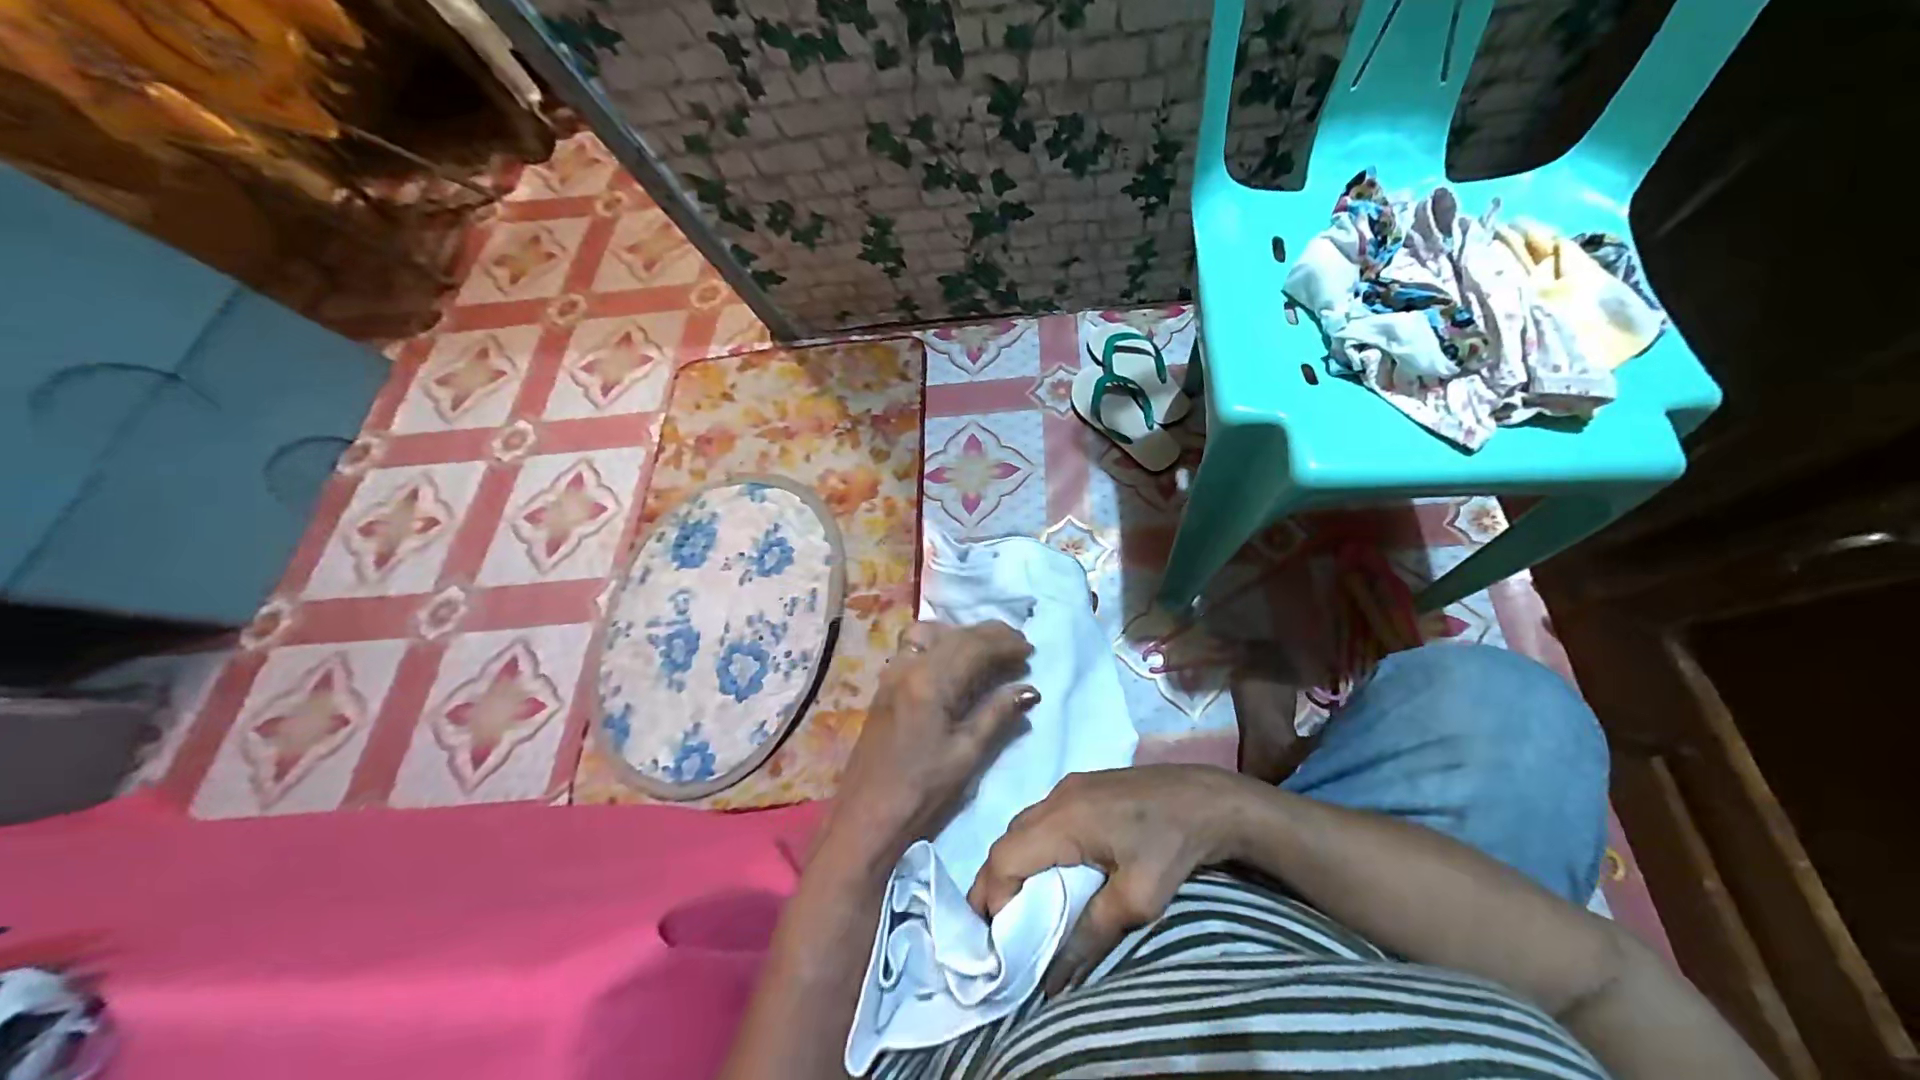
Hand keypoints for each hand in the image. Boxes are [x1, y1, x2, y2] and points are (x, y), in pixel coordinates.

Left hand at [829, 620, 1038, 855]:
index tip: (1031, 650)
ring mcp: (892, 673)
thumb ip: (997, 714)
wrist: (866, 816)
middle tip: (1019, 645)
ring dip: (963, 635)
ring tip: (990, 651)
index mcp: (929, 682)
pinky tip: (958, 662)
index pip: (973, 645)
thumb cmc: (921, 791)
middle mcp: (907, 666)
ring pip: (931, 635)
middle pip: (953, 635)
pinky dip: (943, 644)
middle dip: (989, 635)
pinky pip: (916, 647)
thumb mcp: (967, 754)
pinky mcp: (885, 685)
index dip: (1005, 643)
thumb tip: (1029, 689)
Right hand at [967, 764, 1251, 993]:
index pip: (1004, 858)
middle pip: (1006, 840)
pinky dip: (1033, 846)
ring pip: (1022, 826)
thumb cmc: (1174, 847)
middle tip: (999, 925)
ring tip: (1020, 902)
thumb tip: (1055, 983)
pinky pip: (1042, 816)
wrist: (1210, 798)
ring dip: (1014, 862)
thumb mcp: (1138, 899)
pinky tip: (1049, 869)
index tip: (1005, 935)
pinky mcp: (1083, 785)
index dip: (994, 896)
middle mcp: (1056, 797)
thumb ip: (1091, 934)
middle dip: (995, 883)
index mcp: (1063, 820)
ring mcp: (1069, 786)